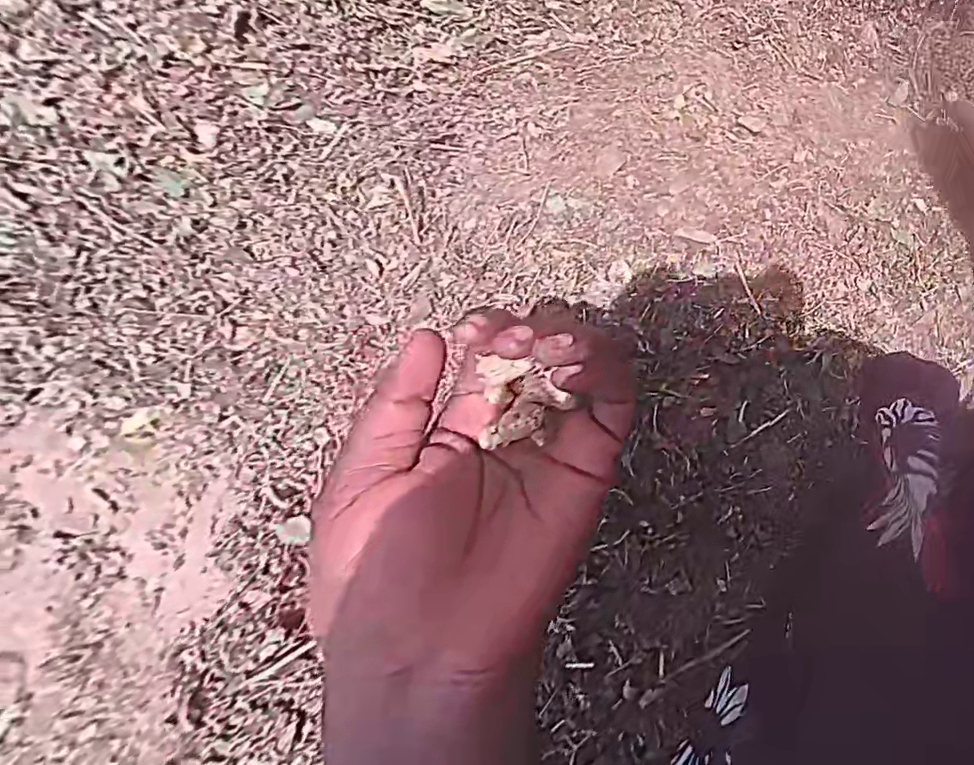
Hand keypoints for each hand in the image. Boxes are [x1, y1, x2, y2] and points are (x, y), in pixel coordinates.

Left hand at [309, 307, 635, 690]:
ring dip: (573, 343)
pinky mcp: (593, 460)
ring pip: (586, 371)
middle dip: (532, 333)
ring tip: (546, 343)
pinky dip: (606, 373)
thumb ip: (395, 407)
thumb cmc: (376, 577)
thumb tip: (427, 337)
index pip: (490, 361)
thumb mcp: (360, 482)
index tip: (476, 327)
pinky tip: (575, 364)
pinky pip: (614, 405)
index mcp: (464, 427)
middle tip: (511, 337)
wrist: (424, 647)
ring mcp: (559, 442)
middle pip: (544, 357)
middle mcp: (518, 427)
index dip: (488, 334)